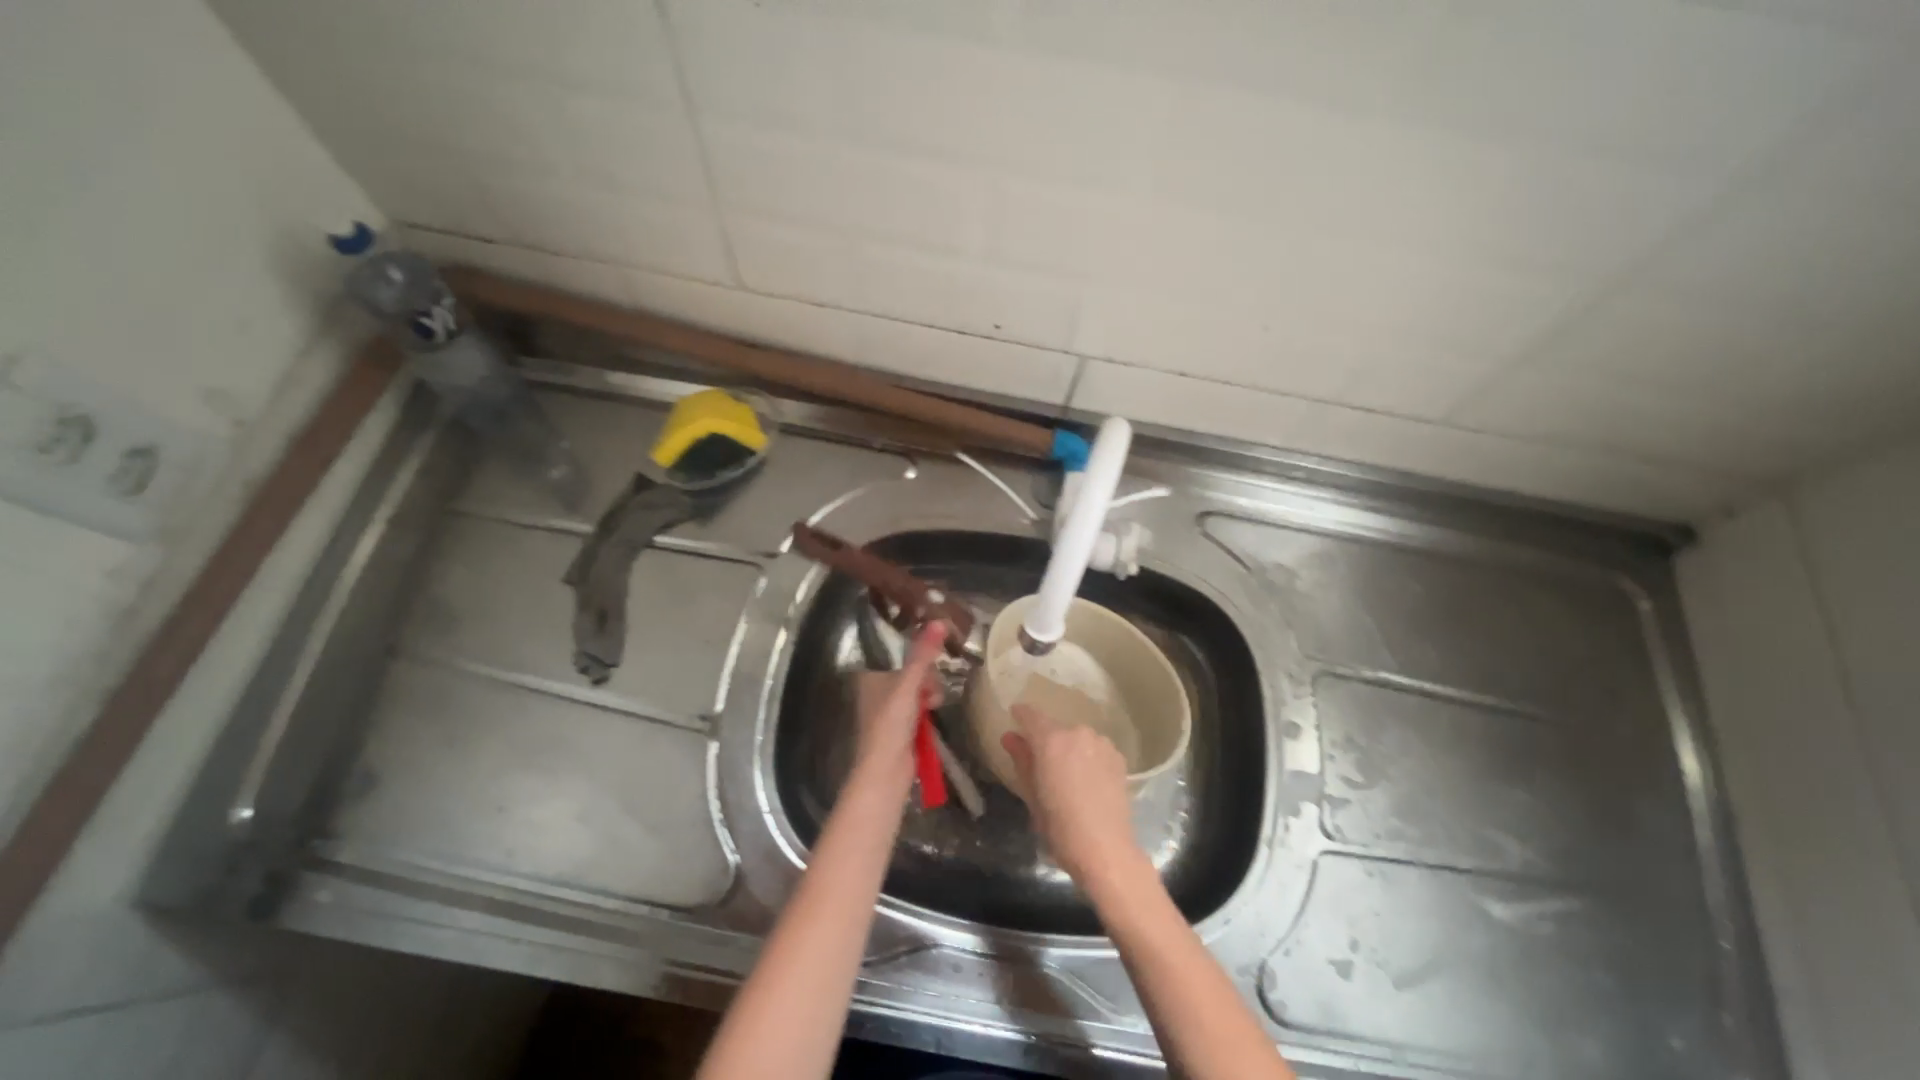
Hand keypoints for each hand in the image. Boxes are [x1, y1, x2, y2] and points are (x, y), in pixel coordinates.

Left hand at [850, 622, 947, 788]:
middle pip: (912, 672)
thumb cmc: (891, 723)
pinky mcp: (901, 726)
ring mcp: (889, 710)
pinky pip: (920, 708)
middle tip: (931, 692)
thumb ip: (923, 655)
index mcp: (871, 676)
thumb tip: (939, 620)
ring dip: (930, 694)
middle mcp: (877, 690)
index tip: (934, 664)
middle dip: (928, 680)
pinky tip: (932, 716)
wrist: (886, 770)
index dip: (919, 659)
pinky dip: (928, 710)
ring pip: (919, 690)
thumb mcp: (908, 685)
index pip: (901, 655)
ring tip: (933, 705)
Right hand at [1001, 705, 1140, 884]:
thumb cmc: (1059, 826)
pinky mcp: (1118, 758)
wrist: (1105, 849)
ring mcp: (1102, 744)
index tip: (1014, 717)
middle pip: (1056, 728)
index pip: (1031, 715)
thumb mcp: (1032, 795)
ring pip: (1077, 738)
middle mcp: (1078, 733)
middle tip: (1040, 762)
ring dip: (1068, 748)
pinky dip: (1087, 757)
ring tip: (1066, 775)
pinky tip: (1086, 780)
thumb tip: (1010, 737)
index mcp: (1051, 741)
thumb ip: (1022, 760)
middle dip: (1046, 739)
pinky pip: (1095, 749)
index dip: (1021, 715)